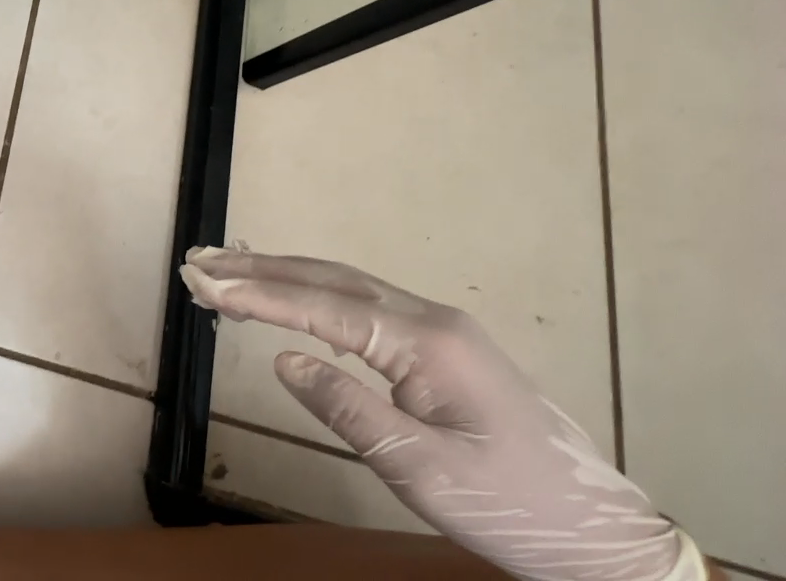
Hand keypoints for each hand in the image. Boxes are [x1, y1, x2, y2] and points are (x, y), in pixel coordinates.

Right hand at [180, 247, 705, 580]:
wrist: (601, 537)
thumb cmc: (510, 507)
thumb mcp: (421, 471)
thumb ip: (347, 408)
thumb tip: (284, 358)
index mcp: (424, 342)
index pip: (320, 305)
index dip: (256, 294)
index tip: (202, 283)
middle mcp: (429, 319)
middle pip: (327, 278)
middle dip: (258, 269)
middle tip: (199, 262)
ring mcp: (438, 327)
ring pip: (342, 283)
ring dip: (280, 274)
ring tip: (225, 269)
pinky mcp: (439, 344)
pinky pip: (360, 301)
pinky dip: (309, 291)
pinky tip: (286, 295)